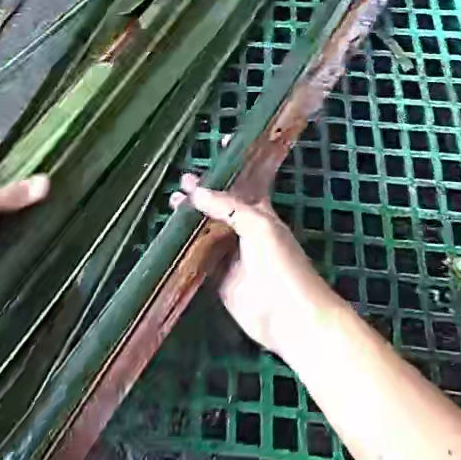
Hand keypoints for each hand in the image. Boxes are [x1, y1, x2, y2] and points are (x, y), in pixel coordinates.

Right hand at [169, 174, 342, 355]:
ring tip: (172, 205)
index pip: (244, 181)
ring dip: (191, 219)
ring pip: (207, 231)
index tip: (221, 143)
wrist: (290, 315)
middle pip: (220, 206)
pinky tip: (171, 239)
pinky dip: (187, 249)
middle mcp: (245, 230)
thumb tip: (195, 192)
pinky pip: (201, 259)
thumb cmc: (281, 264)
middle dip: (203, 193)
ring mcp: (232, 255)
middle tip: (181, 181)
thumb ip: (228, 206)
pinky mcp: (220, 280)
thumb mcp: (258, 225)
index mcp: (260, 212)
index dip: (233, 165)